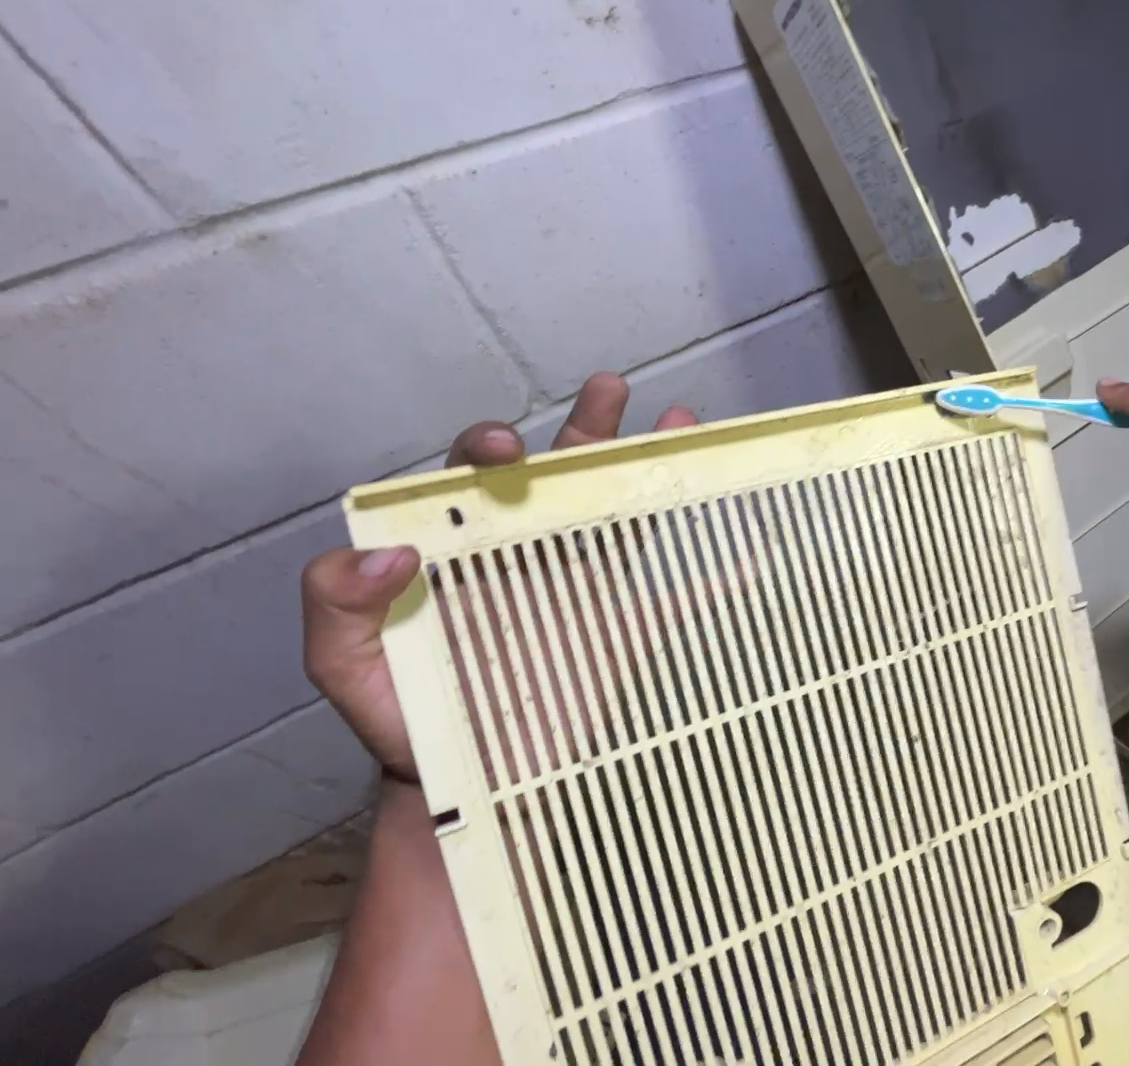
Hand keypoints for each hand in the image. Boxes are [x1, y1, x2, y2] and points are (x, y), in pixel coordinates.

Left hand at [301, 373, 697, 779]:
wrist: (471, 778)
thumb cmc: (405, 716)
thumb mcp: (346, 663)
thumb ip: (338, 604)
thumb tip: (393, 553)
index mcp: (463, 546)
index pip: (476, 479)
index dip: (490, 450)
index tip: (510, 448)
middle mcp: (529, 551)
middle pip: (561, 476)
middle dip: (588, 430)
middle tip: (611, 390)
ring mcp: (586, 586)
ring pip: (621, 514)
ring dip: (650, 470)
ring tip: (683, 424)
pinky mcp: (628, 626)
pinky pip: (678, 597)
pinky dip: (716, 577)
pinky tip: (749, 551)